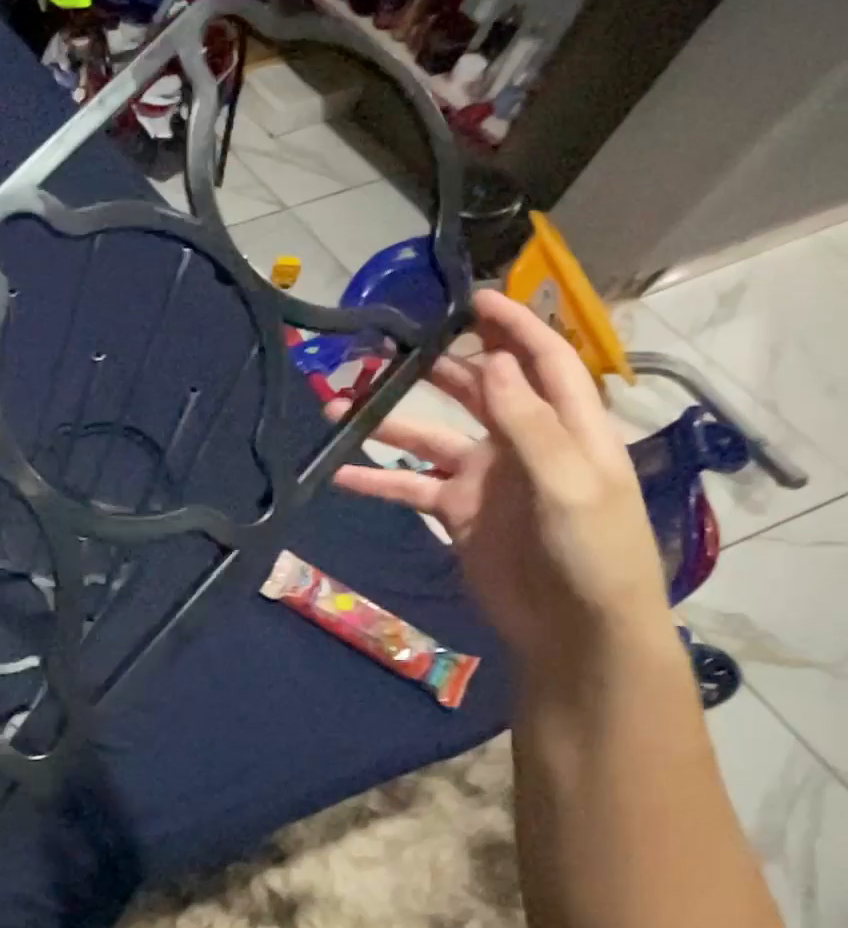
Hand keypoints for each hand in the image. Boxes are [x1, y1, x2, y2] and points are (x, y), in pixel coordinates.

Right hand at [327, 290, 673, 657]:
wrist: (574, 628)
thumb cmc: (591, 553)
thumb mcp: (569, 484)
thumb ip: (529, 424)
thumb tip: (494, 362)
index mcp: (568, 429)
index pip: (542, 363)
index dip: (513, 327)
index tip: (472, 299)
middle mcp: (523, 444)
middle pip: (477, 391)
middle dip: (435, 367)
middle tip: (387, 347)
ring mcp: (484, 478)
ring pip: (428, 437)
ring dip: (386, 422)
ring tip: (336, 407)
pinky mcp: (455, 512)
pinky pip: (407, 485)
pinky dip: (373, 479)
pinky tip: (336, 472)